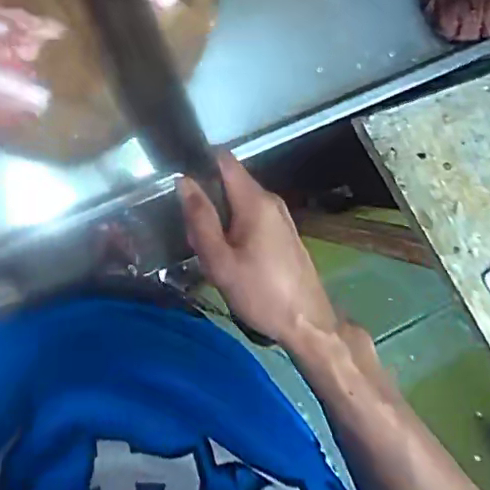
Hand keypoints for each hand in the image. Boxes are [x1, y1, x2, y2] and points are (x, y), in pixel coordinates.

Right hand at [177, 153, 341, 356]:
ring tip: (204, 241)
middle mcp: (270, 201)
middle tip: (188, 223)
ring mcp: (281, 217)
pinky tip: (226, 250)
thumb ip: (200, 217)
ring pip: (239, 199)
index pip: (224, 159)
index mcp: (254, 201)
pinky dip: (233, 222)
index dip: (199, 159)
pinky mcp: (284, 233)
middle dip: (205, 193)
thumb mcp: (219, 260)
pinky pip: (251, 214)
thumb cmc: (261, 293)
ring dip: (218, 211)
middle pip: (229, 180)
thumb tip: (184, 181)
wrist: (311, 330)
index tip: (178, 175)